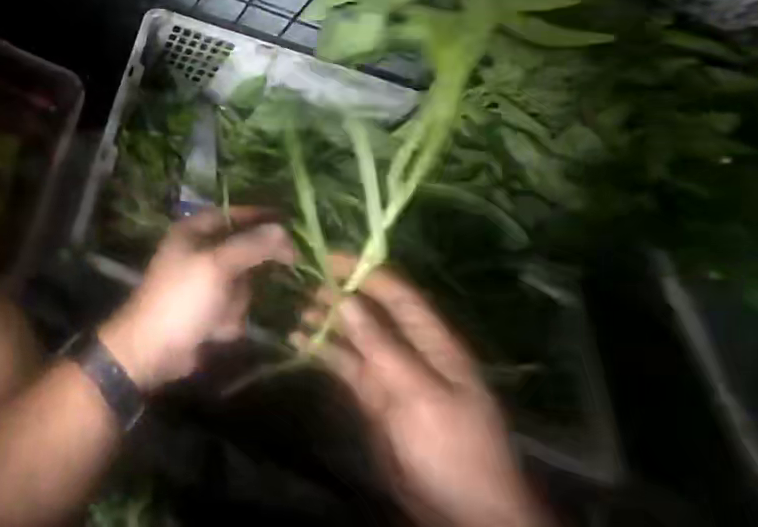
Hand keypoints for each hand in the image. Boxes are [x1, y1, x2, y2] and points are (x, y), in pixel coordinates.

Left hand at [97, 209, 295, 389]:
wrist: (155, 348)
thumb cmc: (183, 297)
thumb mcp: (217, 265)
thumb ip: (251, 245)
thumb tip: (281, 228)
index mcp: (192, 231)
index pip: (232, 214)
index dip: (259, 216)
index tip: (291, 221)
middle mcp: (198, 250)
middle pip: (242, 252)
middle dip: (248, 275)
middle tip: (263, 284)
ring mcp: (203, 281)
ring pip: (243, 283)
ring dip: (237, 301)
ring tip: (219, 313)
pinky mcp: (208, 308)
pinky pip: (234, 307)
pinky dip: (229, 319)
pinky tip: (215, 330)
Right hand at [303, 258, 552, 526]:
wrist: (462, 513)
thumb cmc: (451, 446)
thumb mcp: (418, 392)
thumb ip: (379, 344)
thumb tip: (344, 297)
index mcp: (435, 345)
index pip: (398, 295)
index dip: (365, 271)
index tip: (325, 256)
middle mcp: (412, 352)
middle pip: (372, 312)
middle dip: (339, 293)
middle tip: (301, 279)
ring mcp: (391, 375)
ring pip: (354, 335)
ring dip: (326, 320)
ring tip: (296, 309)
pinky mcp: (373, 397)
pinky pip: (344, 363)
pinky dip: (321, 349)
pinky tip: (296, 339)